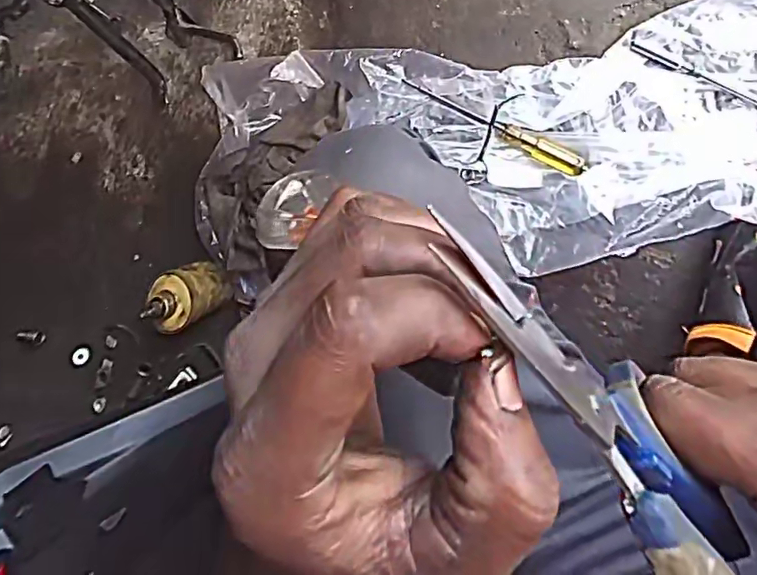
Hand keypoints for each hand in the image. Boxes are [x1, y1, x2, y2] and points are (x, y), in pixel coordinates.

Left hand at [213, 189, 558, 573]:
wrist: (307, 525)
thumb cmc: (361, 542)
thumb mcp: (448, 558)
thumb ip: (500, 490)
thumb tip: (498, 368)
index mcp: (274, 448)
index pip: (344, 321)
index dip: (432, 311)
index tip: (481, 341)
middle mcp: (256, 361)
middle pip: (355, 253)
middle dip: (445, 269)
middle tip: (488, 313)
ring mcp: (267, 312)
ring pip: (352, 220)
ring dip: (429, 241)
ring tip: (464, 295)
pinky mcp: (287, 283)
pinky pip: (347, 215)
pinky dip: (405, 228)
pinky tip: (429, 275)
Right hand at [644, 358, 756, 574]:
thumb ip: (698, 545)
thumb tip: (645, 499)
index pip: (674, 401)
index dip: (642, 439)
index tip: (642, 480)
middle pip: (691, 378)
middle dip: (672, 431)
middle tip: (689, 501)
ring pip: (717, 375)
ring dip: (705, 425)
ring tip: (734, 494)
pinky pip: (754, 383)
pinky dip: (737, 418)